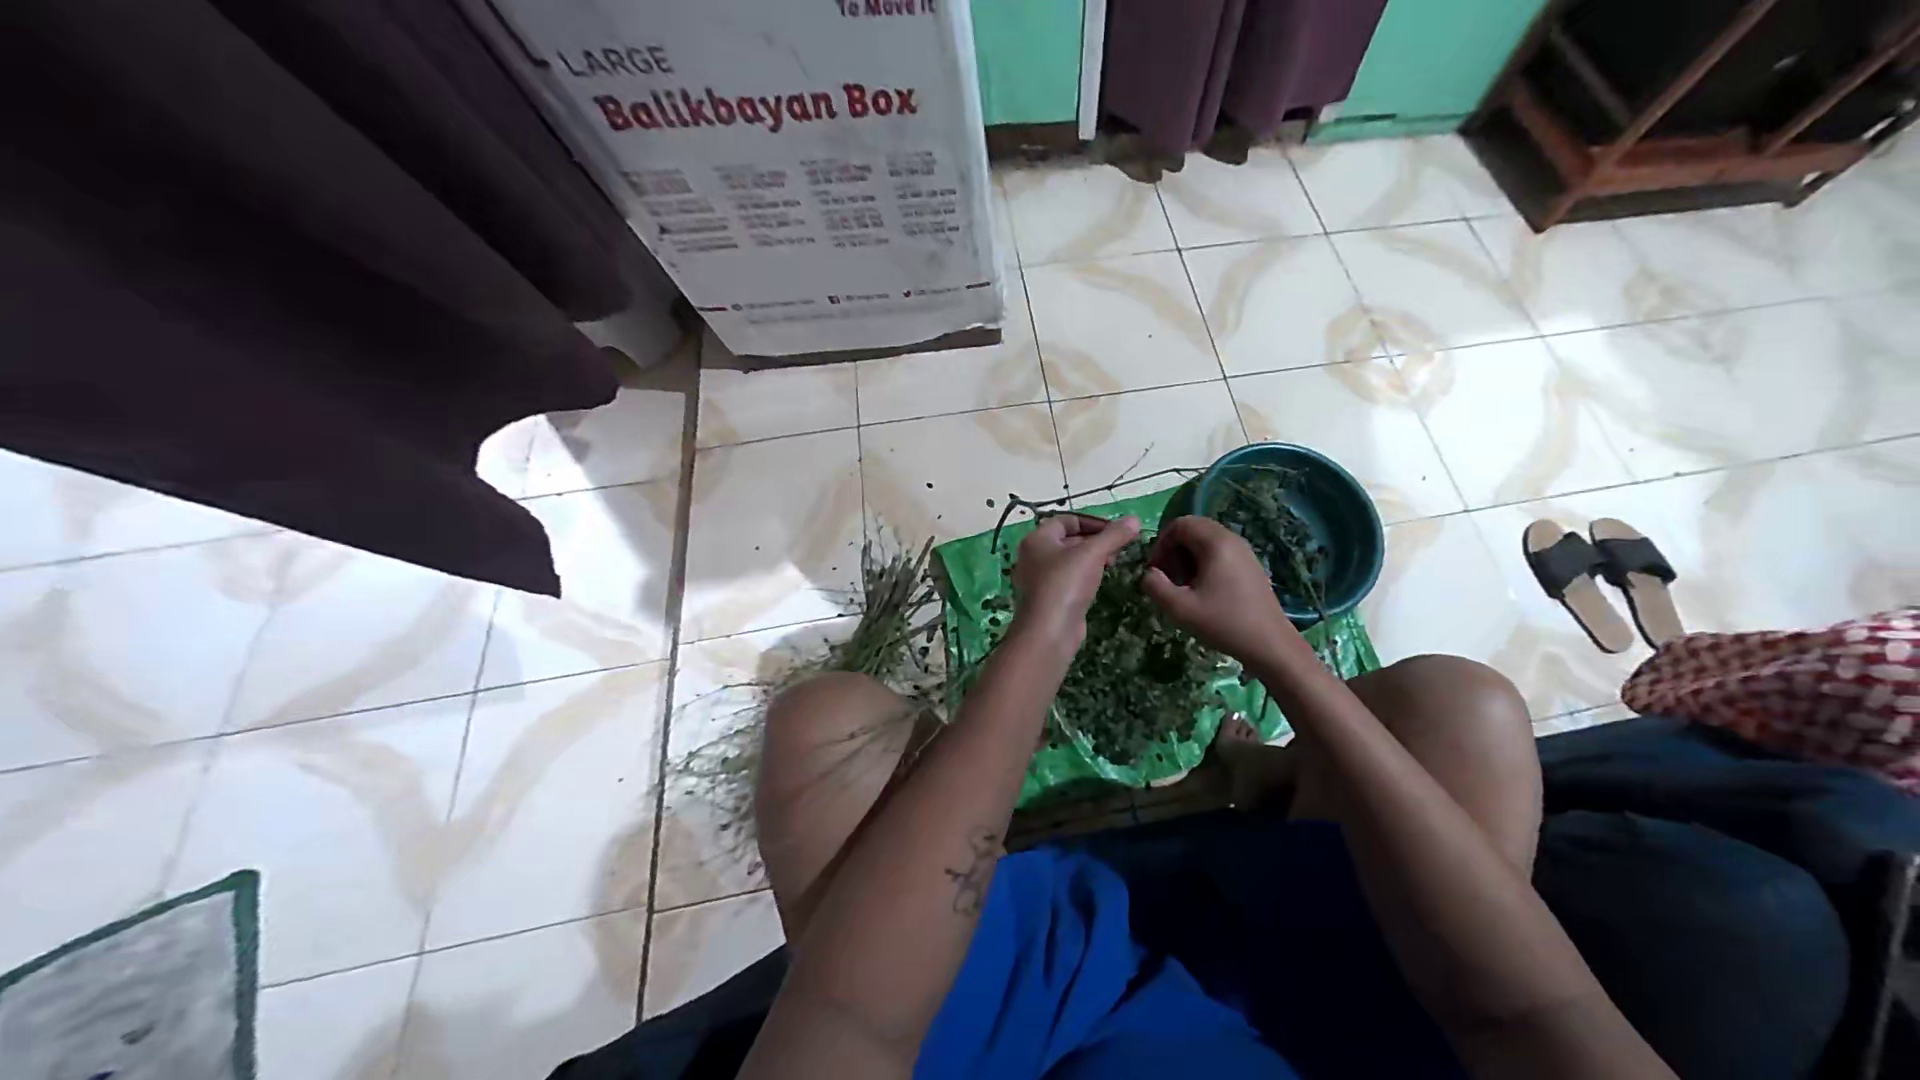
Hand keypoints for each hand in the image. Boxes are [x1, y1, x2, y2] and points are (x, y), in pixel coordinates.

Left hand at [1010, 513, 1140, 644]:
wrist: (1048, 631)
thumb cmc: (1065, 584)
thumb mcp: (1092, 554)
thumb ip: (1113, 535)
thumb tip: (1134, 519)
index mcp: (1037, 539)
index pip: (1066, 519)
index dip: (1092, 521)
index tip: (1117, 529)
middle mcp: (1034, 556)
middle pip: (1068, 539)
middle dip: (1095, 540)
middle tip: (1119, 548)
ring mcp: (1039, 579)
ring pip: (1069, 561)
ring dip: (1092, 558)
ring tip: (1114, 562)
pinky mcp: (1048, 599)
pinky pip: (1068, 579)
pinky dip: (1085, 576)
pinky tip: (1101, 581)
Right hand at [1140, 515, 1301, 661]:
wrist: (1270, 644)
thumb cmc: (1223, 623)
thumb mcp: (1179, 608)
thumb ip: (1154, 585)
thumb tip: (1149, 573)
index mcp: (1216, 543)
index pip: (1179, 524)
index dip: (1161, 543)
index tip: (1156, 570)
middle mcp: (1232, 539)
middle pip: (1193, 528)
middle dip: (1174, 549)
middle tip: (1168, 577)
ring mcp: (1244, 551)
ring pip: (1206, 540)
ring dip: (1188, 557)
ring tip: (1184, 585)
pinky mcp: (1249, 565)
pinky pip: (1219, 552)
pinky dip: (1204, 563)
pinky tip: (1203, 590)